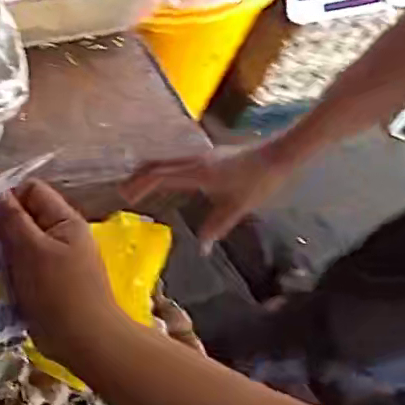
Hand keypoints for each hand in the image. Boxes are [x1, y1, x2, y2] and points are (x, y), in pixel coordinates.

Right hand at [0, 180, 134, 368]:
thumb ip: (13, 220)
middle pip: (22, 218)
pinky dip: (3, 272)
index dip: (5, 196)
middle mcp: (59, 236)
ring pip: (17, 245)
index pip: (31, 191)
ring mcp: (52, 262)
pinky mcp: (43, 285)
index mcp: (64, 221)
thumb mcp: (33, 251)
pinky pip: (18, 268)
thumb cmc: (60, 293)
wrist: (85, 342)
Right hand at [122, 138, 299, 244]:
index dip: (140, 185)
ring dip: (148, 172)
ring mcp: (200, 156)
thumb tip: (202, 250)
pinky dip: (162, 169)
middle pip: (157, 165)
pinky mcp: (207, 156)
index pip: (159, 176)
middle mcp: (194, 160)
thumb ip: (216, 227)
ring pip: (165, 161)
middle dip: (137, 178)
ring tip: (136, 185)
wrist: (281, 154)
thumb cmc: (260, 181)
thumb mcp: (237, 207)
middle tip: (122, 192)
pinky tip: (164, 180)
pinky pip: (176, 161)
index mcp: (197, 172)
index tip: (126, 197)